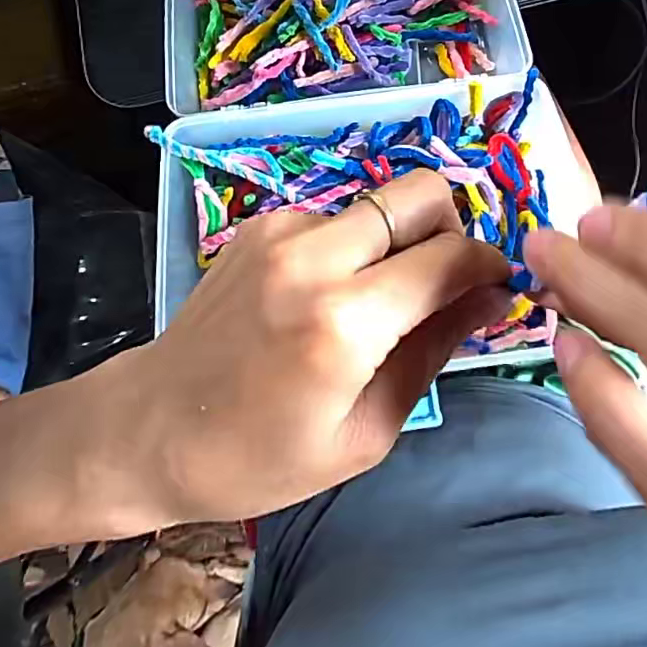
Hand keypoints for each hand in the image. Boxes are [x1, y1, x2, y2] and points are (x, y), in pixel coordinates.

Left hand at [114, 168, 513, 525]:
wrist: (150, 425)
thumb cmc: (260, 455)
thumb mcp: (366, 430)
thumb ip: (433, 349)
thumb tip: (491, 296)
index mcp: (344, 322)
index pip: (450, 257)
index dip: (488, 266)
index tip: (496, 287)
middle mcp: (314, 256)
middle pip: (421, 192)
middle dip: (449, 230)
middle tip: (439, 283)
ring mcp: (282, 229)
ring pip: (380, 204)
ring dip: (396, 242)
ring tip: (371, 301)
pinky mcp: (262, 222)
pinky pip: (337, 216)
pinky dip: (352, 246)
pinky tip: (322, 293)